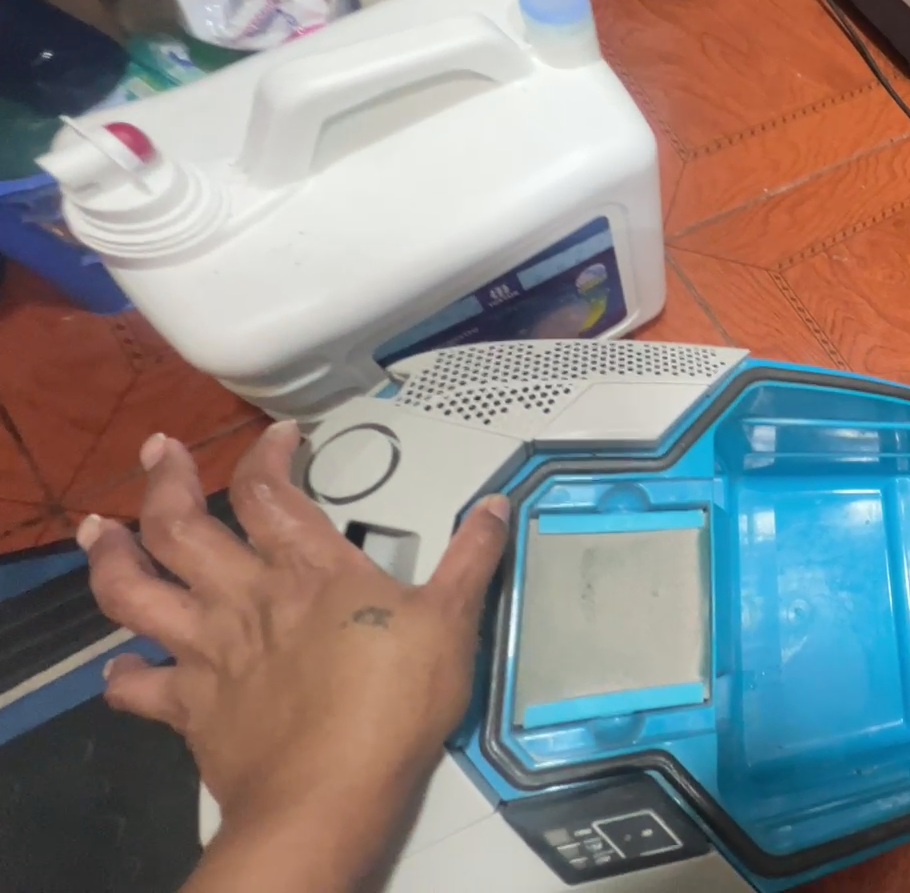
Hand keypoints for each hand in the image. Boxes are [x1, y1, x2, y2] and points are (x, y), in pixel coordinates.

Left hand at [80, 421, 508, 827]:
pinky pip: (140, 684)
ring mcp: (210, 653)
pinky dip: (125, 671)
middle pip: (184, 530)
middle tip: (160, 450)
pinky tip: (124, 664)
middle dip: (165, 483)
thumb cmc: (399, 693)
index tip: (280, 434)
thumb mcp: (455, 615)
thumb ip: (474, 555)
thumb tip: (497, 503)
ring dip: (112, 556)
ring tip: (99, 528)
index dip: (268, 456)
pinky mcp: (190, 707)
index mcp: (312, 572)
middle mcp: (248, 600)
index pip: (272, 496)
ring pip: (135, 594)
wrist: (331, 789)